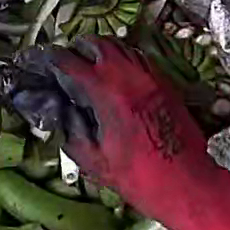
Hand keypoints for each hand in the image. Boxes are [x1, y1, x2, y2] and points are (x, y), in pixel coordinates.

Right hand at [8, 37, 229, 229]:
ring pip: (121, 46)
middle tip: (67, 59)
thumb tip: (60, 110)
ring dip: (102, 50)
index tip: (39, 59)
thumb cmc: (140, 177)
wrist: (190, 186)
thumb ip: (70, 130)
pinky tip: (118, 74)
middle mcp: (128, 76)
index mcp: (105, 92)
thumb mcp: (92, 161)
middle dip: (77, 47)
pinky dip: (124, 58)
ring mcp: (150, 78)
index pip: (69, 61)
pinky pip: (140, 59)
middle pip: (97, 43)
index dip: (49, 57)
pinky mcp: (166, 84)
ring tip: (90, 62)